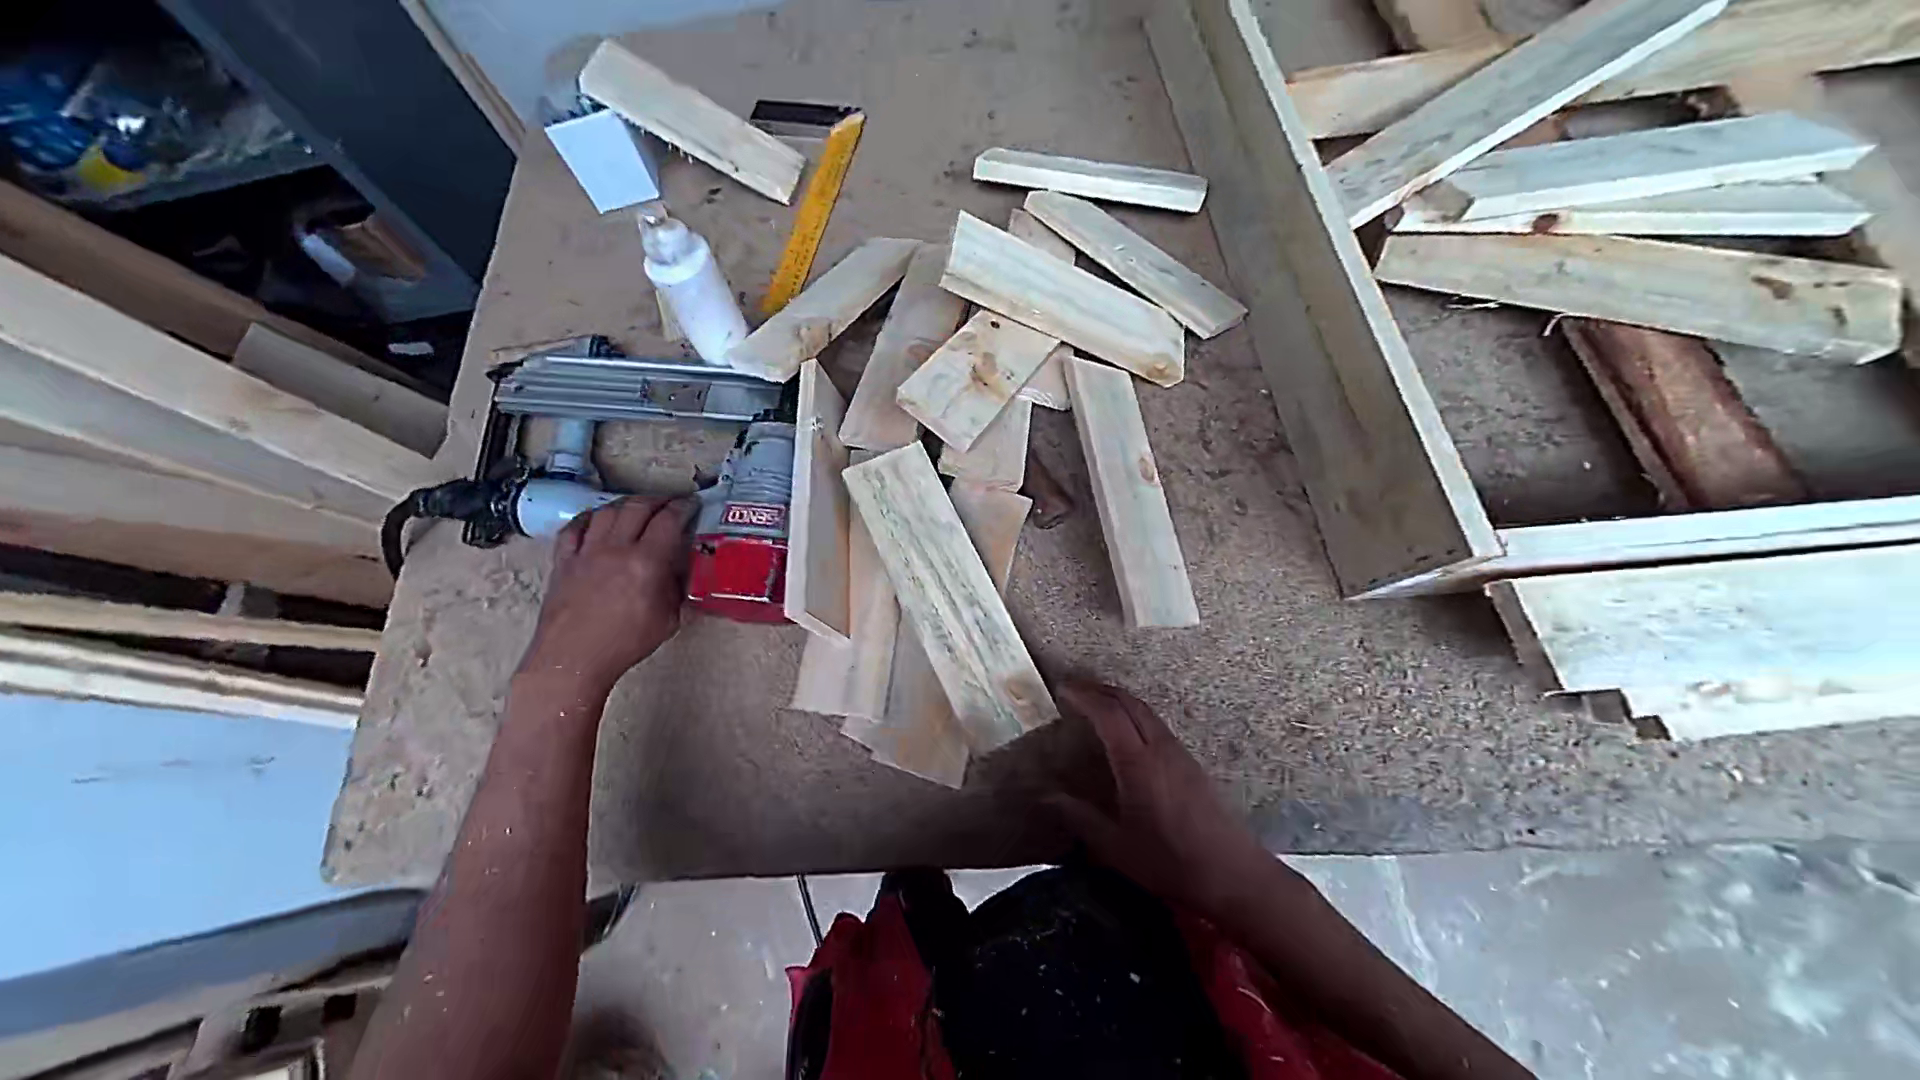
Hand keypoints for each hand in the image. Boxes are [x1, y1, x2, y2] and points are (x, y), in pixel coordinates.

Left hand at [517, 496, 694, 696]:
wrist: (572, 659)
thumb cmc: (624, 644)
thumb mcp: (668, 620)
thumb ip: (678, 590)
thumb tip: (683, 572)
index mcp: (646, 563)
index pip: (668, 521)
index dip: (683, 508)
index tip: (691, 505)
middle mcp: (616, 549)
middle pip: (638, 507)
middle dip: (658, 500)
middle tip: (669, 503)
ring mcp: (586, 552)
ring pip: (607, 511)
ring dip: (627, 504)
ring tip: (638, 507)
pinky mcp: (564, 561)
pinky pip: (575, 528)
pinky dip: (590, 518)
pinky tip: (598, 519)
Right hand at [1050, 678, 1278, 918]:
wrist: (1234, 876)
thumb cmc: (1171, 862)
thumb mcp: (1116, 847)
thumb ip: (1080, 817)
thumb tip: (1046, 797)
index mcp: (1139, 763)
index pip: (1108, 713)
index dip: (1084, 696)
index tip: (1061, 689)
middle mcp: (1161, 748)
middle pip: (1129, 702)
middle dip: (1099, 689)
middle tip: (1073, 689)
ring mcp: (1179, 753)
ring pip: (1145, 710)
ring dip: (1118, 699)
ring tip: (1094, 704)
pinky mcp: (1191, 763)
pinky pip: (1155, 723)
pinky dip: (1133, 713)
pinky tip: (1124, 731)